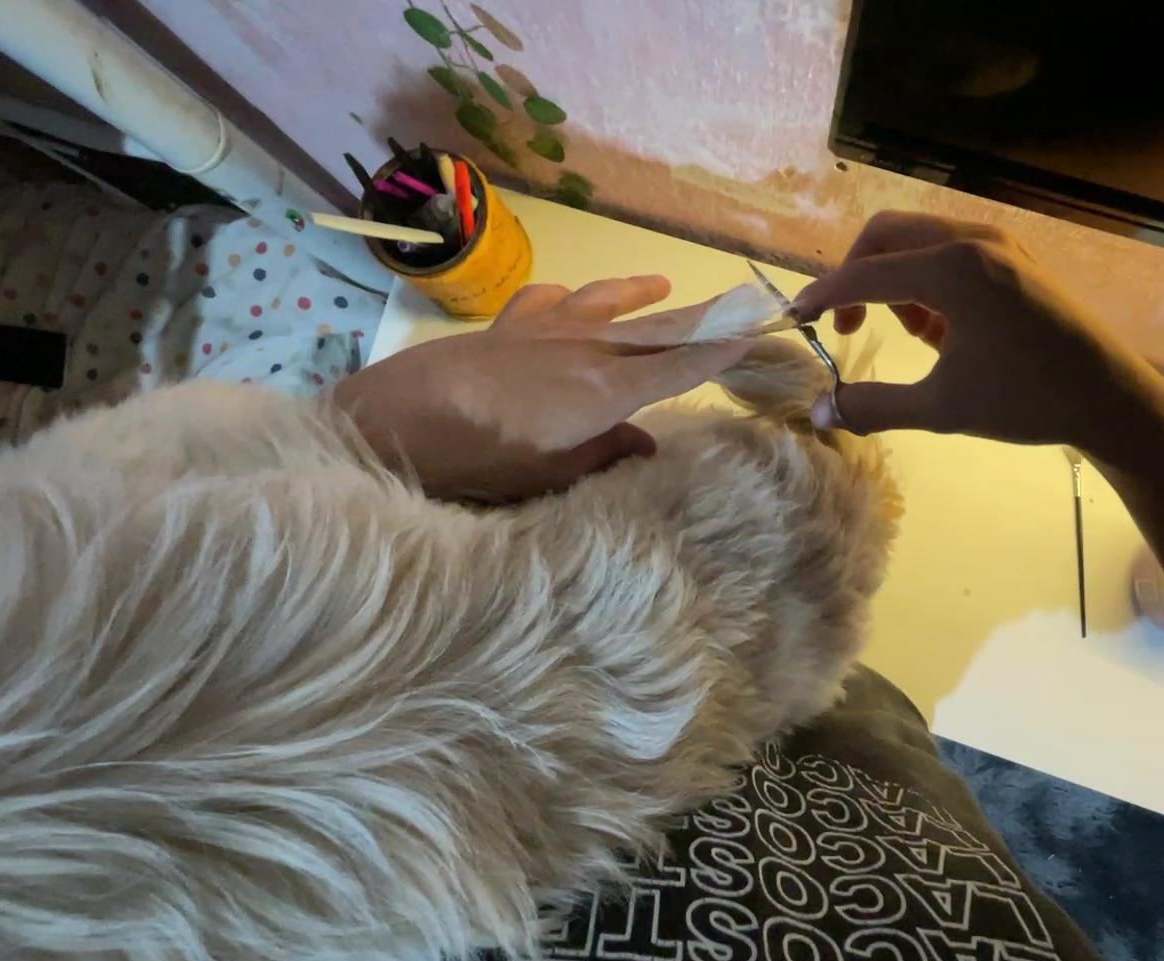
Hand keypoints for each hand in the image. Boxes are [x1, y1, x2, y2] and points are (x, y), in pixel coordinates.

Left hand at [333, 276, 748, 501]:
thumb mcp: (558, 471)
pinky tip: (569, 299)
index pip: (680, 365)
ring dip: (639, 292)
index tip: (756, 332)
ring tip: (662, 285)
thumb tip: (645, 446)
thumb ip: (607, 453)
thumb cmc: (489, 458)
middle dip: (703, 315)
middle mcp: (588, 349)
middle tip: (739, 299)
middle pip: (658, 328)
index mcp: (608, 391)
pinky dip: (567, 297)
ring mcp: (549, 329)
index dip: (720, 350)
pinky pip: (549, 300)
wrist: (407, 418)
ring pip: (608, 302)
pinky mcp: (511, 324)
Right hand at [794, 211, 1163, 462]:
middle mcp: (973, 240)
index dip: (823, 295)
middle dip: (854, 277)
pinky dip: (925, 281)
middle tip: (849, 327)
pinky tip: (942, 330)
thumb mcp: (939, 409)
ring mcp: (998, 242)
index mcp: (953, 270)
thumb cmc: (1024, 401)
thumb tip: (817, 413)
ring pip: (916, 240)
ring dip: (893, 281)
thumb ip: (871, 406)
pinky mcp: (1013, 254)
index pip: (864, 273)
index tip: (797, 317)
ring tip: (912, 337)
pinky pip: (947, 250)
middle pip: (885, 235)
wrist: (1110, 397)